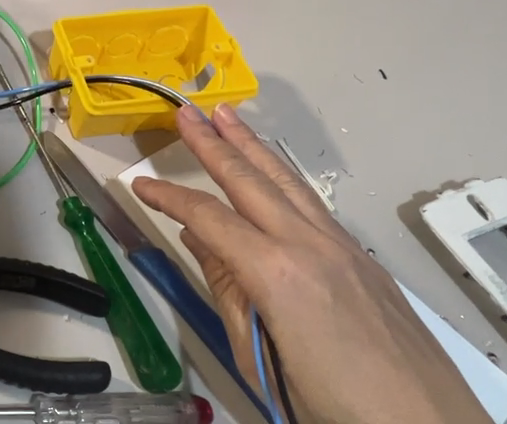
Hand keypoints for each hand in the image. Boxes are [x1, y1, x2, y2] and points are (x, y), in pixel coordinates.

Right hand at [131, 105, 486, 423]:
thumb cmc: (336, 409)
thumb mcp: (260, 361)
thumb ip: (229, 292)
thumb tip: (201, 240)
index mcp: (275, 272)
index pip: (209, 218)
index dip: (169, 197)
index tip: (139, 184)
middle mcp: (309, 245)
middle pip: (250, 180)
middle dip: (213, 143)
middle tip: (185, 112)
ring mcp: (344, 249)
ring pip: (287, 182)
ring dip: (252, 145)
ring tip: (227, 116)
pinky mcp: (366, 262)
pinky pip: (314, 205)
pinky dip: (283, 177)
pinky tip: (273, 174)